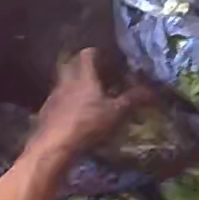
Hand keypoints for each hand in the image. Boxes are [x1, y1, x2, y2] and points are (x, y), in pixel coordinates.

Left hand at [29, 48, 144, 161]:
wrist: (54, 145)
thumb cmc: (88, 124)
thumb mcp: (116, 113)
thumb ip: (132, 99)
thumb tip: (153, 91)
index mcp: (84, 77)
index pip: (88, 54)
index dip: (97, 53)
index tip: (107, 59)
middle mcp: (66, 81)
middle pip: (70, 64)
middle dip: (82, 66)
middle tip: (96, 74)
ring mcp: (53, 96)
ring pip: (62, 82)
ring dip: (73, 85)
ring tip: (86, 96)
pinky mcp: (46, 111)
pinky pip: (57, 100)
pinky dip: (66, 102)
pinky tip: (73, 115)